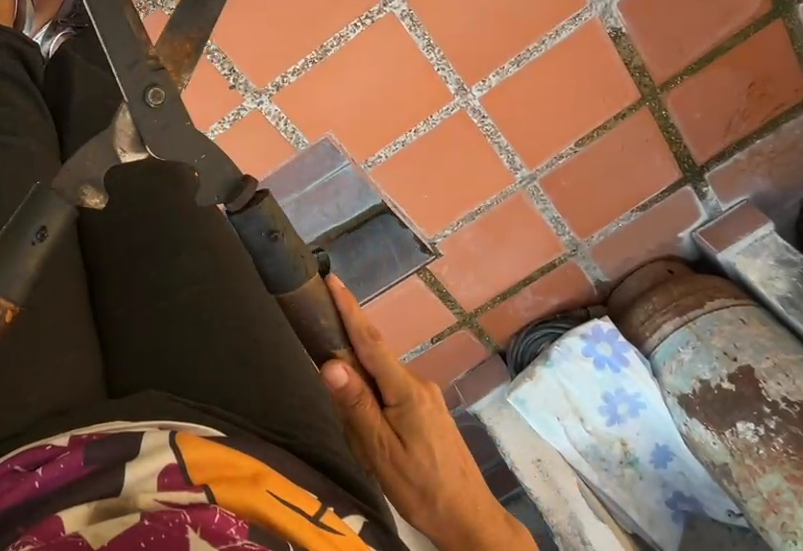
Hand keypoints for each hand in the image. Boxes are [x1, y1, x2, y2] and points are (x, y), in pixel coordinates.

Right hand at [320, 275, 532, 550]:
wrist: (472, 523)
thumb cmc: (423, 489)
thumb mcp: (381, 452)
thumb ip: (356, 405)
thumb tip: (330, 362)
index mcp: (405, 389)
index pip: (369, 340)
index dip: (348, 309)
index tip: (331, 279)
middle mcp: (417, 384)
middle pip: (370, 363)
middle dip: (349, 378)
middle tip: (348, 424)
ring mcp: (425, 398)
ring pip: (379, 385)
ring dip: (363, 407)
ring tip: (368, 451)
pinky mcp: (427, 413)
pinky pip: (390, 398)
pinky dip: (376, 414)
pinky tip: (379, 447)